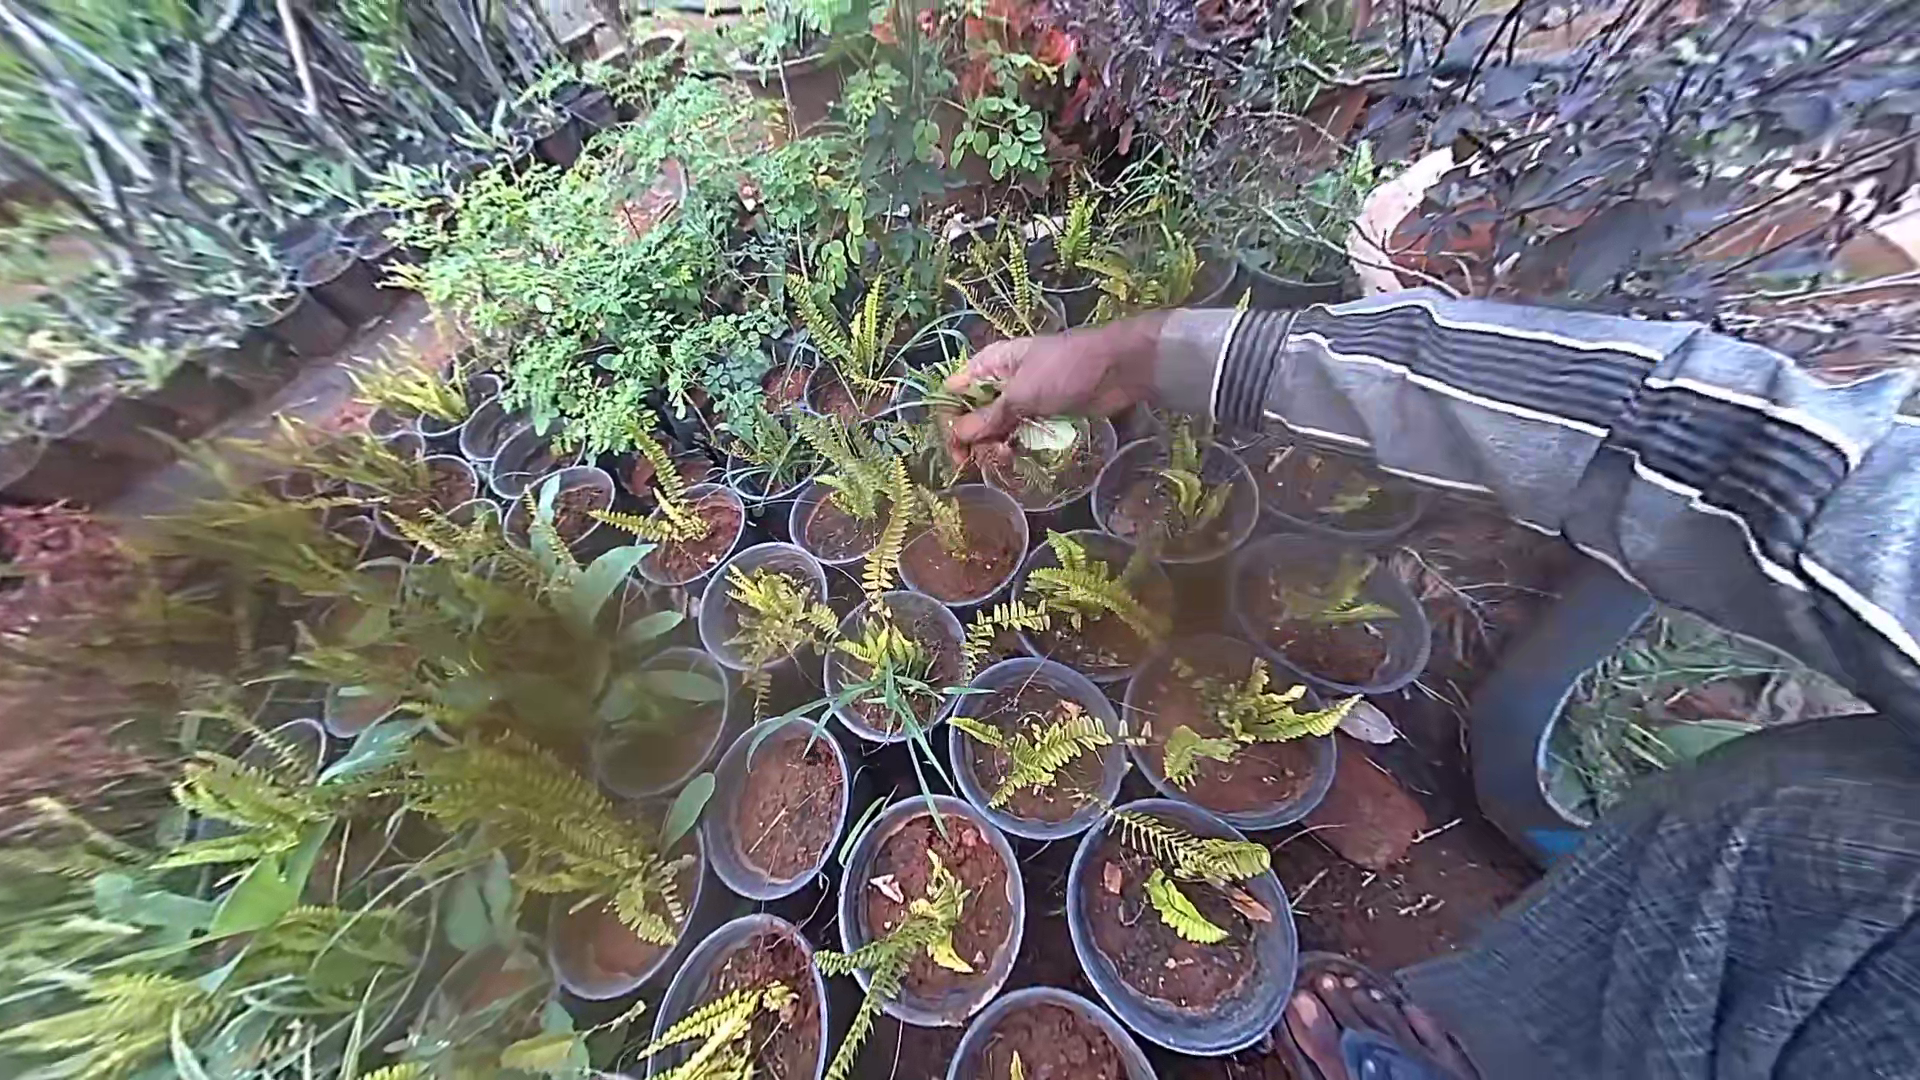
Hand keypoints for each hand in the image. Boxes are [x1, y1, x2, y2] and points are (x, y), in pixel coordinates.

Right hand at [944, 314, 1165, 468]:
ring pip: (995, 429)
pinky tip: (1016, 456)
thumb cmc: (1065, 370)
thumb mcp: (1021, 393)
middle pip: (973, 416)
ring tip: (1006, 456)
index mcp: (990, 364)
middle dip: (975, 440)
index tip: (957, 451)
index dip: (952, 422)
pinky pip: (1018, 435)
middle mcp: (1001, 382)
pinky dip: (1014, 447)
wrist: (1117, 370)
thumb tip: (957, 435)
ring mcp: (1022, 400)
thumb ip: (988, 417)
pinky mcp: (1041, 416)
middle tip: (986, 458)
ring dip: (995, 446)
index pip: (955, 394)